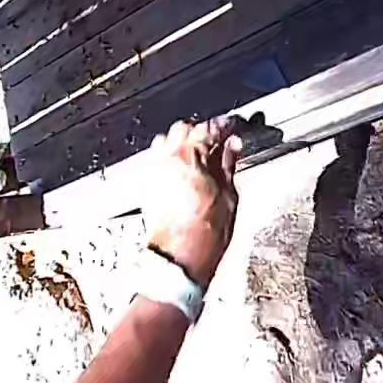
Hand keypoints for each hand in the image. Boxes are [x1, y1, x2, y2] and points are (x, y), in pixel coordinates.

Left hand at [142, 118, 242, 287]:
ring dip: (184, 141)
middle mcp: (169, 159)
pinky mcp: (149, 182)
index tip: (233, 128)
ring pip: (168, 140)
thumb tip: (233, 146)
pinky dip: (173, 156)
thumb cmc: (204, 234)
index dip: (225, 125)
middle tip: (218, 140)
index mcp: (192, 157)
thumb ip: (228, 165)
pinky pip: (159, 157)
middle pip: (184, 128)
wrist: (179, 257)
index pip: (210, 127)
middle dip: (201, 130)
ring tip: (200, 154)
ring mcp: (155, 169)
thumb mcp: (230, 197)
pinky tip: (186, 168)